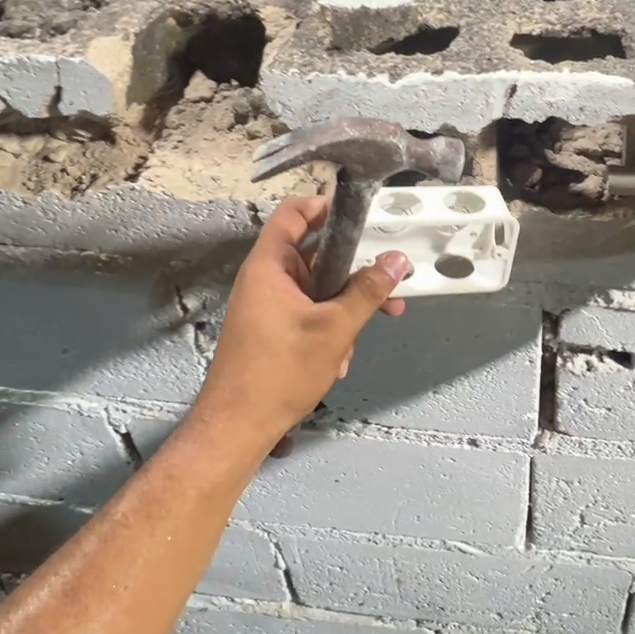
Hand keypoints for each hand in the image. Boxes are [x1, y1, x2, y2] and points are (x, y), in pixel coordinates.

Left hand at [192, 196, 409, 442]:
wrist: (238, 426)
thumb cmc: (281, 370)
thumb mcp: (336, 327)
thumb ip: (368, 290)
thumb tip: (396, 259)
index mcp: (270, 265)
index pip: (294, 213)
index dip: (326, 206)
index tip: (362, 217)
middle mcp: (266, 279)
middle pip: (315, 254)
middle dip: (353, 270)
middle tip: (386, 281)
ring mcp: (268, 306)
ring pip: (317, 289)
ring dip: (345, 307)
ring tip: (366, 330)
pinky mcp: (272, 330)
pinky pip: (308, 313)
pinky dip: (329, 327)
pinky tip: (339, 358)